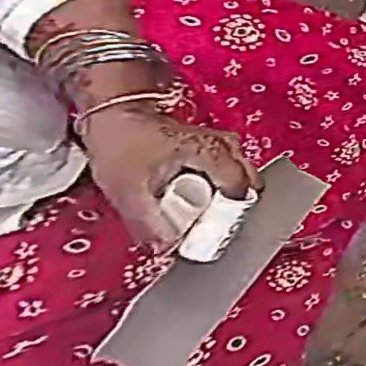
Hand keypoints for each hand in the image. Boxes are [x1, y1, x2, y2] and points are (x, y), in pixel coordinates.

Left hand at [79, 106, 261, 250]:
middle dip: (233, 206)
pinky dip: (222, 187)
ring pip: (242, 176)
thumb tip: (167, 248)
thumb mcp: (128, 192)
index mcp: (214, 153)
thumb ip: (148, 222)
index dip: (229, 214)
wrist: (117, 118)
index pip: (240, 190)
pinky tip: (199, 198)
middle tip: (207, 224)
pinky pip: (232, 170)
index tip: (211, 232)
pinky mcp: (217, 147)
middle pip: (248, 183)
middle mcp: (228, 146)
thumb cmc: (123, 147)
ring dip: (227, 197)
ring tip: (200, 213)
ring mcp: (225, 144)